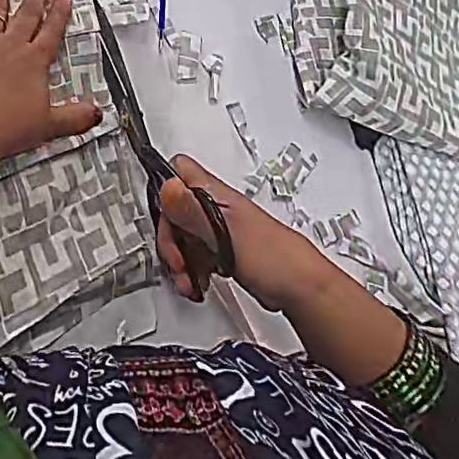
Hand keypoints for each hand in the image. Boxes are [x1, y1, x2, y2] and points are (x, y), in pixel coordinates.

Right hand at [158, 155, 334, 310]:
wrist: (299, 286)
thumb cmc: (273, 257)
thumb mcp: (224, 233)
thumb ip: (192, 211)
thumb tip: (167, 186)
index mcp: (214, 194)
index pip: (177, 171)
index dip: (162, 188)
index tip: (159, 214)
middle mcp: (214, 207)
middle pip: (173, 210)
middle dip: (170, 238)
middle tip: (178, 259)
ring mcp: (218, 228)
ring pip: (183, 234)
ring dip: (179, 258)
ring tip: (189, 277)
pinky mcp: (221, 249)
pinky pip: (194, 253)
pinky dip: (191, 268)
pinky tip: (197, 280)